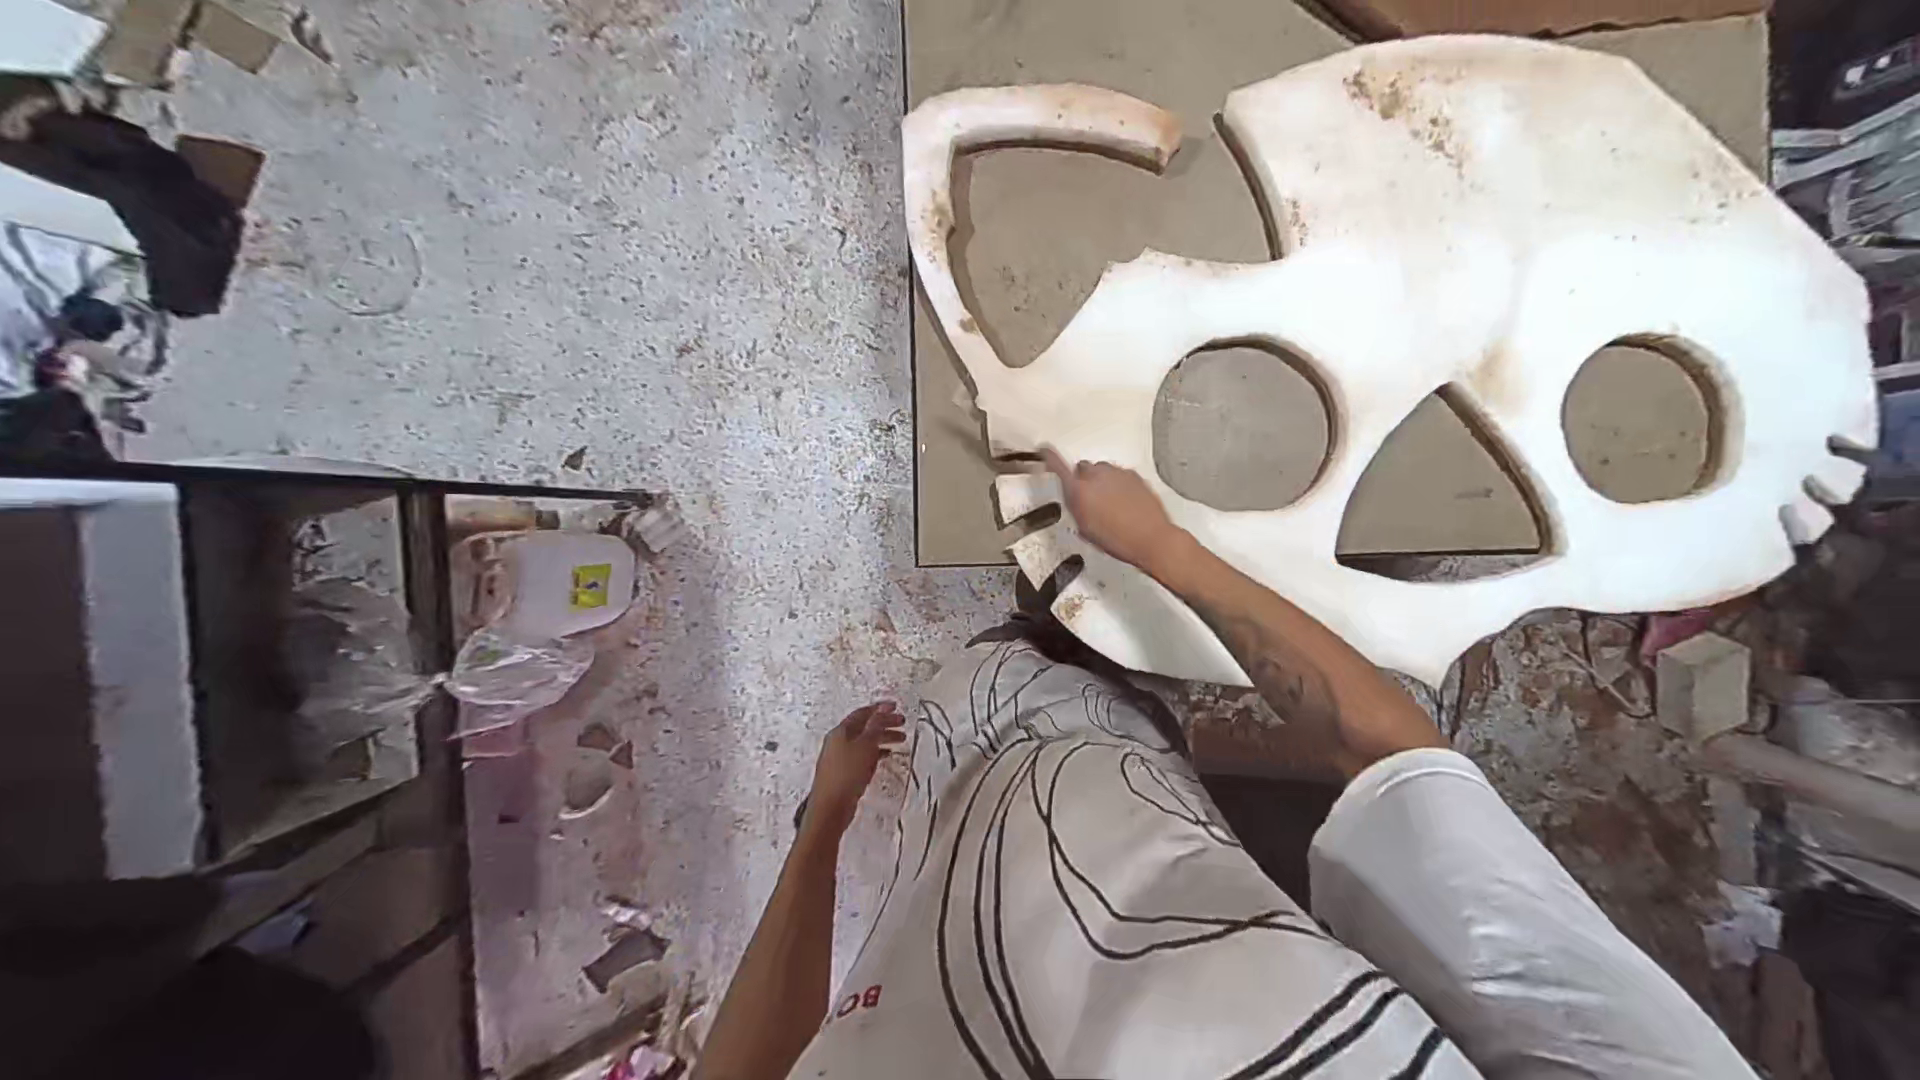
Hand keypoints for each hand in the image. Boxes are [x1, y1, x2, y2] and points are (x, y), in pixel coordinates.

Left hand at [804, 702, 905, 835]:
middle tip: (901, 723)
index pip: (862, 713)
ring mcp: (840, 757)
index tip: (895, 706)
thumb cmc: (846, 774)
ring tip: (900, 739)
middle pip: (865, 727)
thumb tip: (881, 712)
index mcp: (841, 731)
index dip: (880, 708)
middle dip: (884, 723)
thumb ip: (875, 727)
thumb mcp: (865, 745)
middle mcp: (838, 742)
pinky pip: (863, 756)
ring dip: (882, 738)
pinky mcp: (844, 772)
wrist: (831, 807)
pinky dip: (876, 752)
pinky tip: (886, 755)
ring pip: (865, 742)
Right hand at [1042, 448, 1187, 573]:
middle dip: (1082, 479)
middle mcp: (1096, 475)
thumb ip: (1076, 506)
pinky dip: (1118, 484)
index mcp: (1079, 489)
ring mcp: (1117, 473)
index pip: (1057, 464)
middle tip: (1089, 500)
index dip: (1048, 456)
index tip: (1044, 450)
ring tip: (1109, 504)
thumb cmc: (1118, 539)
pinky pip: (1119, 474)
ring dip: (1101, 481)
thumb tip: (1074, 497)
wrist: (1151, 539)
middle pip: (1082, 468)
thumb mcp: (1085, 527)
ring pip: (1101, 470)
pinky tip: (1123, 503)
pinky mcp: (1134, 475)